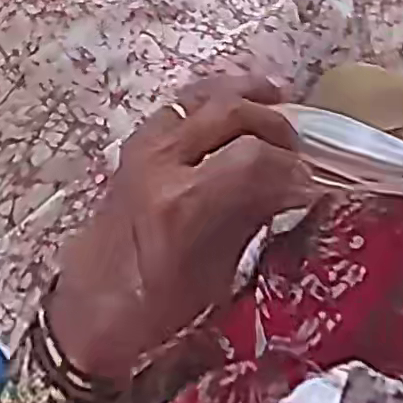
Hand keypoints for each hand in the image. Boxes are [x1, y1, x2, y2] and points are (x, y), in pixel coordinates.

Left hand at [47, 76, 317, 381]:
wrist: (90, 306)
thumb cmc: (156, 308)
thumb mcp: (218, 274)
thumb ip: (253, 217)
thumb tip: (296, 185)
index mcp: (181, 202)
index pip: (252, 158)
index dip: (290, 167)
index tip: (312, 182)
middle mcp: (161, 159)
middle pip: (231, 112)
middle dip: (274, 124)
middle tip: (299, 148)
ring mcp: (145, 142)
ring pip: (205, 94)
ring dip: (247, 94)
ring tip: (279, 100)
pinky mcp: (138, 138)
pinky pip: (183, 101)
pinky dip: (215, 94)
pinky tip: (238, 100)